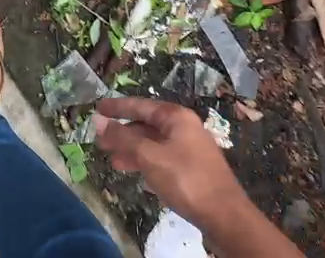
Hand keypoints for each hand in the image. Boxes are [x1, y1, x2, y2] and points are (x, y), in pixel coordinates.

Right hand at [93, 98, 249, 230]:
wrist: (227, 218)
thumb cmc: (186, 179)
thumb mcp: (149, 156)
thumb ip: (123, 138)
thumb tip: (98, 121)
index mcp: (176, 118)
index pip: (140, 105)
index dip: (117, 107)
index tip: (97, 108)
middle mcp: (184, 129)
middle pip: (146, 126)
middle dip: (123, 134)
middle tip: (101, 141)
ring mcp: (191, 151)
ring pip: (154, 145)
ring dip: (133, 152)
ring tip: (114, 162)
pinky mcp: (194, 172)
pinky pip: (163, 161)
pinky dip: (147, 165)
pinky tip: (137, 177)